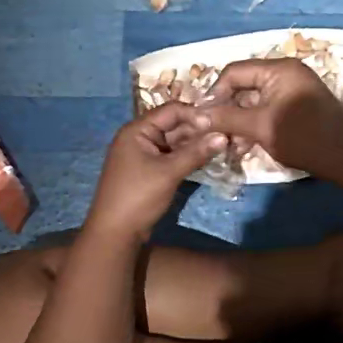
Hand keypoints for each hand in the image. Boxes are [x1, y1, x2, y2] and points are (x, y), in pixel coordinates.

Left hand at [86, 103, 225, 238]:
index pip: (171, 110)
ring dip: (195, 144)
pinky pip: (171, 156)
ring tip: (223, 145)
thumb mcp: (168, 172)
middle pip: (173, 125)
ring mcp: (143, 155)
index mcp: (136, 130)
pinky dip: (187, 157)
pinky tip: (208, 158)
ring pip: (174, 142)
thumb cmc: (138, 196)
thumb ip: (196, 152)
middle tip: (227, 133)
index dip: (196, 114)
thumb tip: (223, 136)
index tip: (220, 122)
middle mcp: (138, 137)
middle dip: (198, 129)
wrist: (116, 231)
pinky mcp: (149, 170)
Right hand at [203, 58, 342, 178]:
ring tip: (225, 142)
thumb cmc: (302, 138)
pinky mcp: (295, 105)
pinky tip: (241, 144)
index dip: (215, 93)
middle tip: (211, 131)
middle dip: (225, 109)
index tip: (202, 117)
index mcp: (278, 69)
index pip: (234, 72)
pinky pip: (266, 109)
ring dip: (237, 120)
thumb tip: (196, 115)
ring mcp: (292, 89)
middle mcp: (285, 73)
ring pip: (253, 100)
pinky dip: (252, 124)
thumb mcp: (259, 127)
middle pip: (243, 85)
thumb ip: (226, 118)